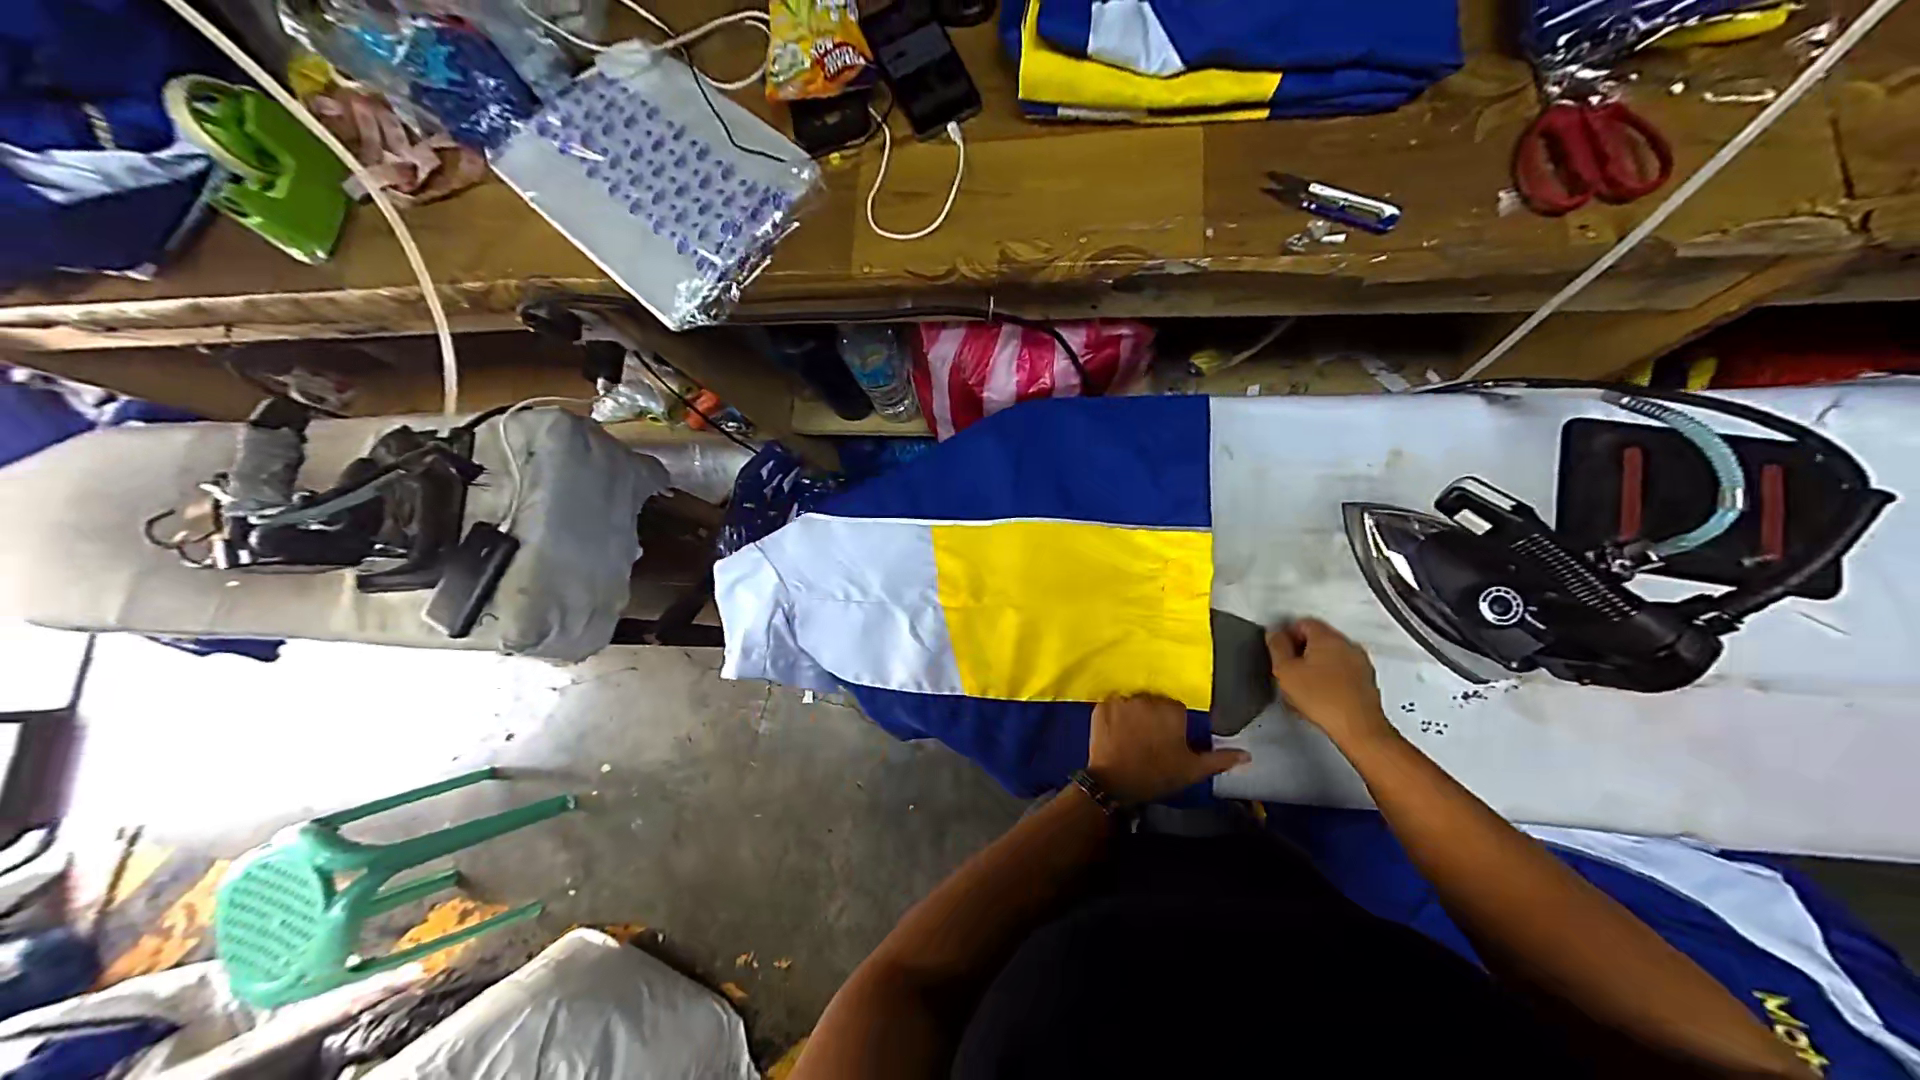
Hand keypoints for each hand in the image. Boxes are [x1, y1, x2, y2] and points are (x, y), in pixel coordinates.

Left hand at [1085, 693, 1249, 804]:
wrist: (1114, 783)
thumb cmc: (1156, 775)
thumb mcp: (1192, 770)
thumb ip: (1220, 759)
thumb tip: (1247, 754)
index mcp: (1171, 709)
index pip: (1175, 709)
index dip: (1172, 726)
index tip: (1166, 741)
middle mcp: (1147, 698)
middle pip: (1153, 703)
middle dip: (1152, 717)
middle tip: (1148, 741)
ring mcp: (1122, 700)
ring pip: (1132, 704)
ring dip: (1133, 716)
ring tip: (1130, 738)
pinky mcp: (1101, 706)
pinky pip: (1111, 706)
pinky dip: (1113, 717)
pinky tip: (1115, 734)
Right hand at [1267, 618, 1397, 750]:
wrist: (1356, 727)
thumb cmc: (1323, 699)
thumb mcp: (1284, 670)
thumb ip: (1276, 647)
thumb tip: (1275, 635)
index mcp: (1327, 637)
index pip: (1303, 622)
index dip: (1287, 634)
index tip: (1279, 648)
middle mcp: (1347, 645)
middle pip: (1319, 637)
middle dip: (1301, 649)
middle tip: (1288, 667)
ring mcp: (1360, 663)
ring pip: (1331, 655)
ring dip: (1316, 664)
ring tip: (1303, 685)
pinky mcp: (1366, 681)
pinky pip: (1342, 671)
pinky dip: (1329, 678)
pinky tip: (1319, 696)